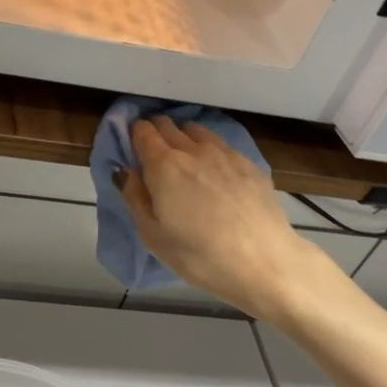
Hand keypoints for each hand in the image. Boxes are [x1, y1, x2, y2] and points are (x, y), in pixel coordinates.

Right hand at [118, 116, 337, 317]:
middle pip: (170, 125)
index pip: (143, 133)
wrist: (261, 260)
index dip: (133, 133)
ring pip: (197, 131)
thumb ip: (135, 197)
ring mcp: (225, 153)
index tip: (130, 142)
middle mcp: (194, 150)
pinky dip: (209, 148)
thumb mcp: (152, 235)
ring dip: (183, 136)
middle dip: (156, 130)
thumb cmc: (198, 254)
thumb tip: (125, 171)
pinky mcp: (249, 164)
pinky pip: (221, 145)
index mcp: (164, 166)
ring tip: (181, 154)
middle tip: (151, 148)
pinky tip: (212, 168)